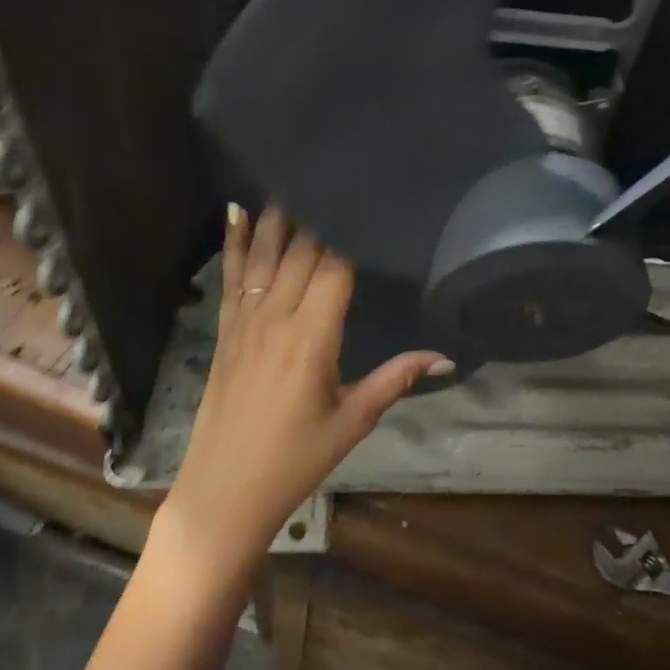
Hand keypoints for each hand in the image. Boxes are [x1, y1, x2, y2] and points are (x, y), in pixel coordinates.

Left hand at [159, 204, 451, 568]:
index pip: (335, 267)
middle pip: (301, 251)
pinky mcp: (226, 330)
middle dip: (321, 215)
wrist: (224, 492)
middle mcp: (276, 317)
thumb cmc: (295, 460)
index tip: (370, 201)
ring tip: (294, 178)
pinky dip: (235, 243)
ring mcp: (246, 320)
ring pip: (263, 254)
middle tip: (338, 177)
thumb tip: (446, 354)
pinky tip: (236, 212)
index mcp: (313, 336)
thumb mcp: (352, 421)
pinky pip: (231, 276)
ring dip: (278, 217)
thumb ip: (395, 379)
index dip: (351, 232)